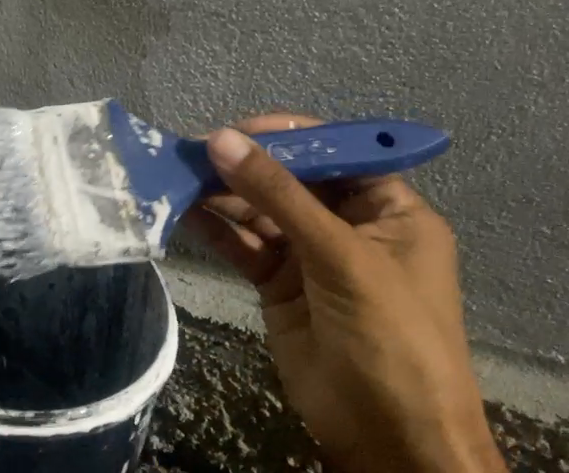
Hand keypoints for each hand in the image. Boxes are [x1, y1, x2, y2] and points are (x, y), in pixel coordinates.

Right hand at [184, 115, 505, 472]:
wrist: (391, 440)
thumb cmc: (391, 337)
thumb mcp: (340, 257)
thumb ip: (277, 194)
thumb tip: (220, 138)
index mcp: (390, 213)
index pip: (338, 153)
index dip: (290, 136)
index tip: (238, 128)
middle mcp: (350, 226)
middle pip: (291, 178)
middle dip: (245, 163)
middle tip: (193, 151)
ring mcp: (311, 255)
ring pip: (260, 207)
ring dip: (221, 191)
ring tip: (177, 174)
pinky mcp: (279, 282)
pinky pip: (242, 242)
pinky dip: (213, 226)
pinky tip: (183, 210)